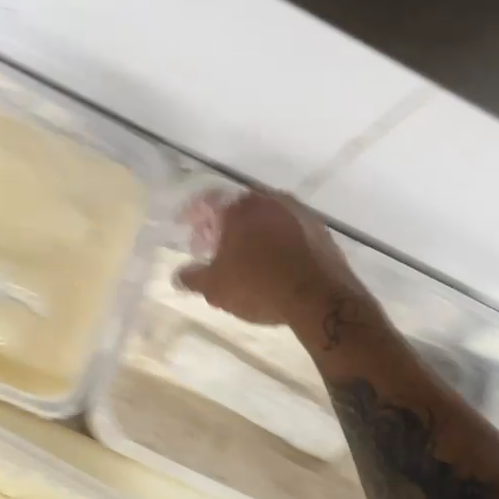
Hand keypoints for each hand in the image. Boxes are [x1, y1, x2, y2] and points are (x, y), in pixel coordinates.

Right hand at [175, 189, 368, 326]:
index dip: (190, 213)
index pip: (207, 201)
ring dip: (246, 232)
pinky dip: (271, 240)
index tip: (181, 225)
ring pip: (263, 217)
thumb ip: (192, 277)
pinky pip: (285, 229)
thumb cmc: (258, 286)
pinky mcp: (318, 230)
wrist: (319, 298)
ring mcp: (298, 212)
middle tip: (206, 246)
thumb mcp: (214, 287)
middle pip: (236, 207)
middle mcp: (269, 200)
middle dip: (218, 225)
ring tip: (237, 257)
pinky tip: (268, 262)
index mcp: (239, 208)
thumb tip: (179, 275)